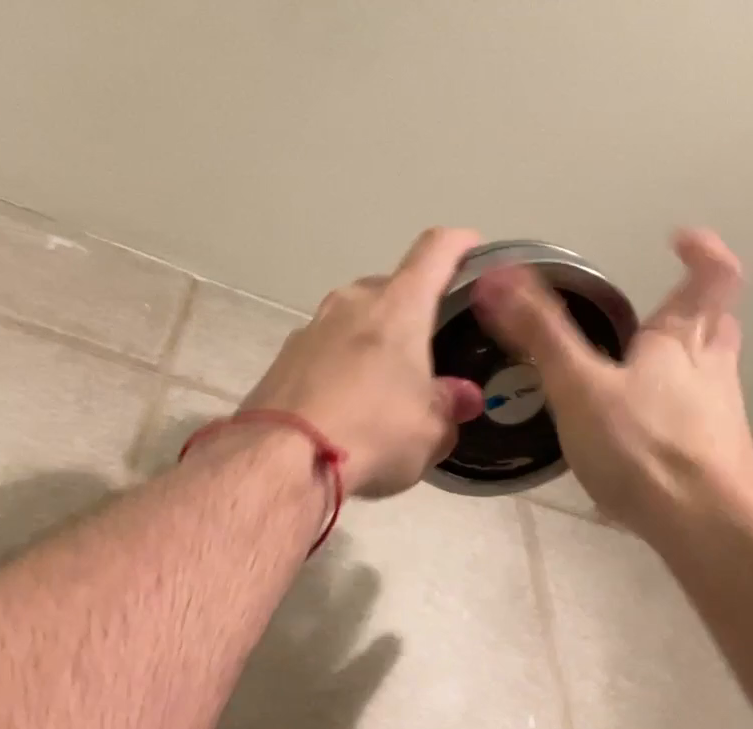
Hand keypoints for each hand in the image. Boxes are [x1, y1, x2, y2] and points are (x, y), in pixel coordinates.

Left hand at [243, 228, 485, 497]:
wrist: (281, 458)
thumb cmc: (372, 431)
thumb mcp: (431, 431)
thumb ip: (450, 407)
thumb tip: (462, 397)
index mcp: (398, 307)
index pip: (435, 251)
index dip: (458, 245)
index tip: (471, 248)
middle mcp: (351, 304)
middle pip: (389, 290)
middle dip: (410, 312)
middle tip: (425, 350)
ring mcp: (310, 329)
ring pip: (351, 322)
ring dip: (370, 343)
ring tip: (382, 386)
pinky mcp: (281, 360)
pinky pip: (322, 353)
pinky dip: (338, 370)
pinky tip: (342, 408)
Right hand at [470, 229, 752, 529]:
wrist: (704, 528)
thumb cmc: (642, 448)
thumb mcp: (579, 388)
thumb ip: (540, 336)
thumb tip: (498, 277)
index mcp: (682, 340)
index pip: (713, 276)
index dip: (702, 251)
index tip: (678, 239)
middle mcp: (711, 369)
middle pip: (714, 324)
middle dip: (690, 312)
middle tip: (655, 315)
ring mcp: (719, 414)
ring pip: (706, 373)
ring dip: (679, 364)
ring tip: (635, 374)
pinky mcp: (714, 456)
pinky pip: (694, 419)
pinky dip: (670, 413)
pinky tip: (638, 436)